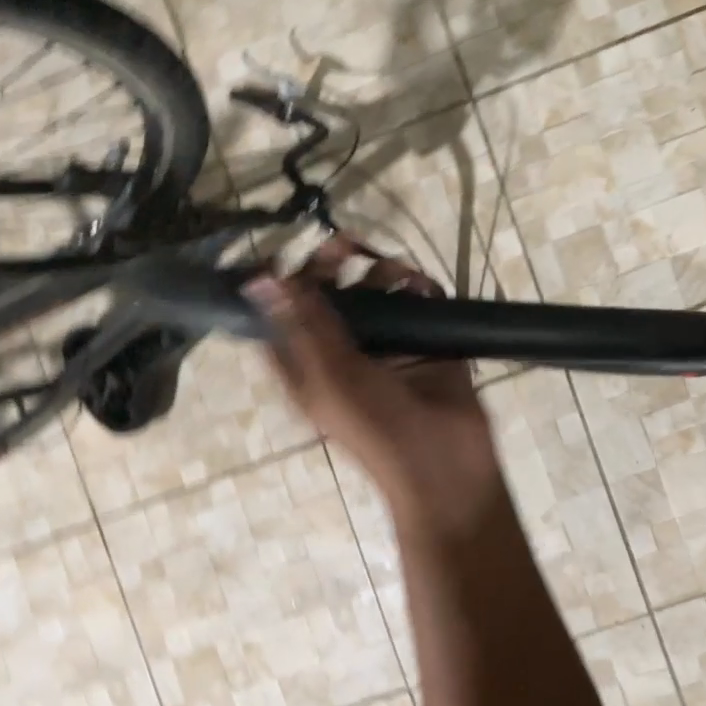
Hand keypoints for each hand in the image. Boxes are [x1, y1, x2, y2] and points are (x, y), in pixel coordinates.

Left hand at [245, 237, 501, 509]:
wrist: (445, 461)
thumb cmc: (378, 427)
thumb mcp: (331, 377)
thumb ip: (303, 325)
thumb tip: (259, 278)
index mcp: (307, 364)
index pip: (282, 313)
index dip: (281, 281)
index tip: (291, 248)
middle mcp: (345, 350)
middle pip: (333, 295)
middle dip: (337, 266)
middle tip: (349, 244)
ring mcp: (390, 345)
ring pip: (379, 293)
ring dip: (384, 272)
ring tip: (397, 269)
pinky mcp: (430, 343)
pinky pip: (423, 304)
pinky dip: (423, 288)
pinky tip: (423, 285)